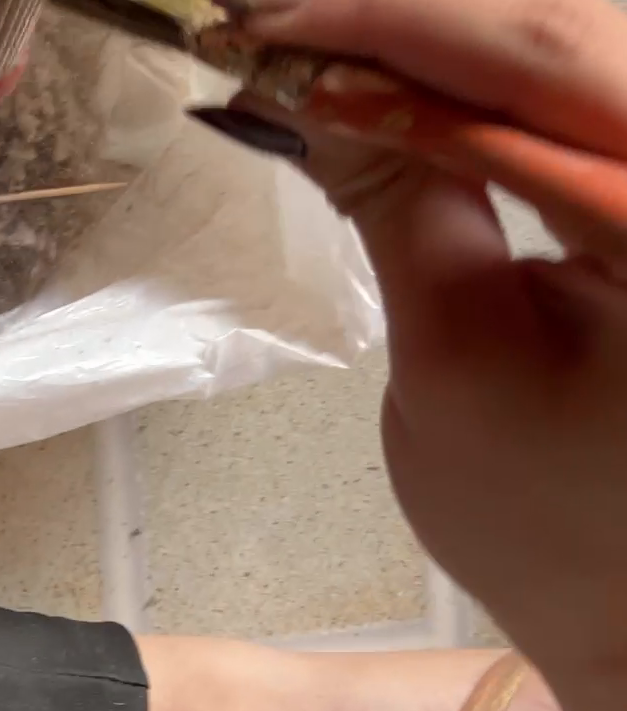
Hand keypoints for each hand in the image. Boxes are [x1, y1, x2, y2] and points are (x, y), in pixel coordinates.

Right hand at [237, 0, 626, 681]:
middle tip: (283, 32)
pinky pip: (608, 96)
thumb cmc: (546, 513)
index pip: (547, 53)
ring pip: (603, 40)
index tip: (266, 24)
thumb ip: (406, 215)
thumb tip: (320, 110)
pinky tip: (421, 98)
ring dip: (460, 38)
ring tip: (336, 62)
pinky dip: (509, 80)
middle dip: (416, 17)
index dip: (390, 24)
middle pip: (586, 20)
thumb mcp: (454, 363)